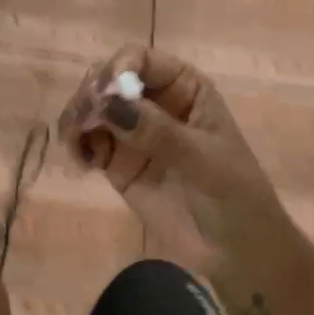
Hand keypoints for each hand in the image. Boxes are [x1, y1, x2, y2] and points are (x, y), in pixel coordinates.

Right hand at [56, 46, 287, 270]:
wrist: (238, 255)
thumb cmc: (236, 197)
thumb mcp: (204, 161)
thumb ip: (158, 132)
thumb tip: (110, 103)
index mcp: (183, 86)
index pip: (141, 59)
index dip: (119, 68)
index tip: (107, 95)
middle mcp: (154, 100)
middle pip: (108, 78)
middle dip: (91, 94)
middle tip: (83, 123)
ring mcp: (132, 131)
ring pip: (92, 107)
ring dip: (77, 117)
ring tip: (75, 143)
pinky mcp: (117, 162)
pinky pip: (87, 141)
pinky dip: (76, 144)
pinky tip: (82, 162)